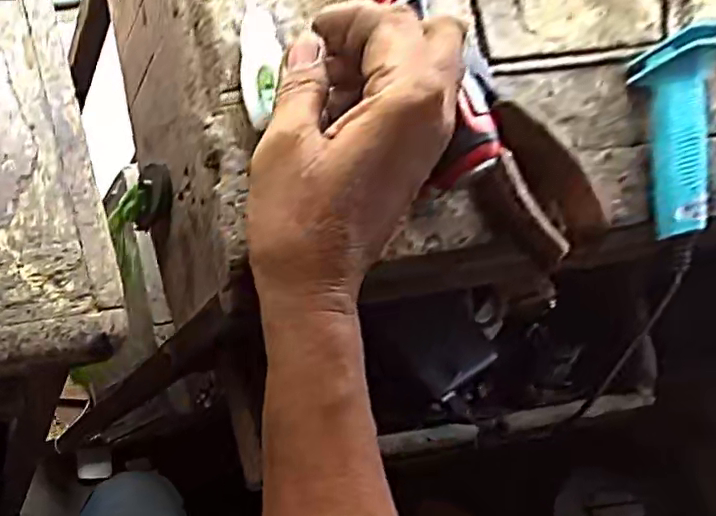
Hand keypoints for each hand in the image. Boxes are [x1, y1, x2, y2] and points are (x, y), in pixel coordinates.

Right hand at [246, 2, 464, 308]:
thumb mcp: (283, 146)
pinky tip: (340, 117)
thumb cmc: (298, 231)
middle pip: (431, 35)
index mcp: (406, 99)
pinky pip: (414, 110)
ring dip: (382, 65)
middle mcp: (431, 116)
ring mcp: (428, 145)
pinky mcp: (414, 169)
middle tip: (330, 53)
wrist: (312, 289)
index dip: (347, 19)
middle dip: (380, 33)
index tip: (315, 30)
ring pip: (426, 71)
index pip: (390, 24)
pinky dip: (384, 97)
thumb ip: (300, 84)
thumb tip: (305, 52)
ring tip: (327, 87)